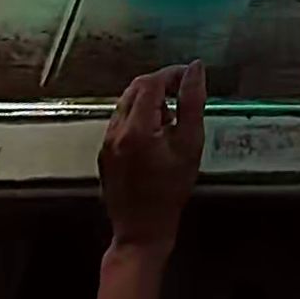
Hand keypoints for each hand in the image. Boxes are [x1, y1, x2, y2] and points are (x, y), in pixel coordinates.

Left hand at [99, 61, 206, 250]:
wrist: (142, 230)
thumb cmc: (171, 187)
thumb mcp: (190, 142)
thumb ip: (193, 100)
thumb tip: (195, 68)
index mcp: (136, 129)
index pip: (151, 83)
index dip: (172, 73)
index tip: (190, 76)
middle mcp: (115, 132)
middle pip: (136, 88)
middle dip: (161, 82)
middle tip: (183, 88)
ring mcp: (106, 143)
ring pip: (127, 102)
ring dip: (150, 97)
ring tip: (173, 111)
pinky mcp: (104, 153)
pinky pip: (121, 119)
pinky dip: (140, 113)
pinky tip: (157, 130)